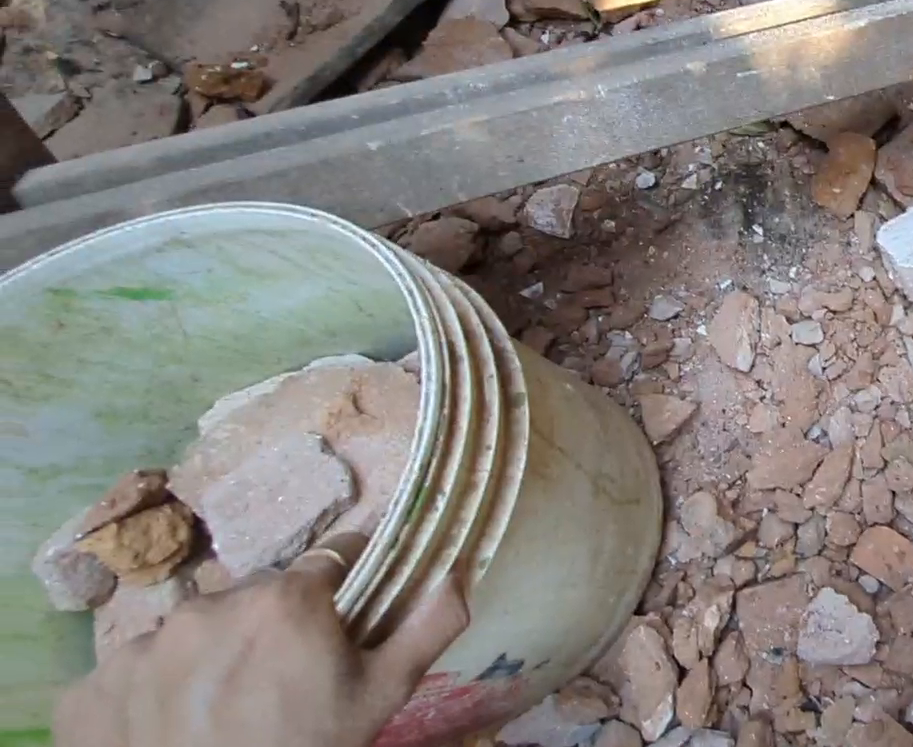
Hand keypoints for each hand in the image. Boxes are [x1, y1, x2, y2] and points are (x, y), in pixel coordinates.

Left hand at [54, 533, 467, 746]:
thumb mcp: (384, 692)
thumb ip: (432, 623)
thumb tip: (460, 569)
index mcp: (285, 598)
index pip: (333, 557)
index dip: (347, 585)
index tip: (346, 619)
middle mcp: (210, 606)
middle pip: (264, 591)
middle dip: (280, 619)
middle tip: (288, 672)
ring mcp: (139, 648)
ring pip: (201, 625)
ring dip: (219, 648)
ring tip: (227, 700)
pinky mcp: (86, 691)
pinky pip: (139, 666)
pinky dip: (158, 684)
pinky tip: (173, 721)